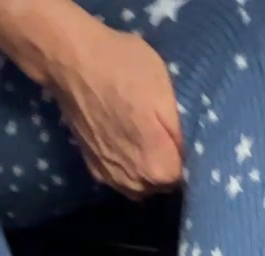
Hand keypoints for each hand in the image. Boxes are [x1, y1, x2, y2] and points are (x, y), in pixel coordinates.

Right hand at [43, 22, 181, 196]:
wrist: (71, 61)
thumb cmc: (125, 71)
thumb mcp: (169, 95)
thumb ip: (185, 136)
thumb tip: (193, 159)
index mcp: (160, 169)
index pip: (189, 179)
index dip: (191, 160)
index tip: (186, 140)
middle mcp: (137, 185)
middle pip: (165, 184)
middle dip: (169, 165)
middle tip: (166, 134)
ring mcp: (113, 180)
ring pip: (144, 184)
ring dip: (148, 168)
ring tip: (146, 139)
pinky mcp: (95, 169)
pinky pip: (123, 178)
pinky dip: (128, 166)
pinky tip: (126, 143)